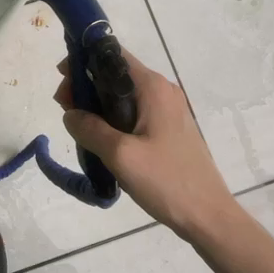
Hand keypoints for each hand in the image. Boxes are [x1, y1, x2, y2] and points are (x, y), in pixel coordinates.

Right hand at [54, 52, 238, 239]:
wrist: (209, 217)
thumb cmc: (167, 181)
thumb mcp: (121, 155)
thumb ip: (90, 129)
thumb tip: (70, 114)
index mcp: (152, 87)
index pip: (111, 55)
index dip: (83, 61)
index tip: (63, 83)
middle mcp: (162, 90)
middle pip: (115, 75)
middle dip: (87, 88)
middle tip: (66, 112)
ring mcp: (168, 110)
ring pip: (123, 96)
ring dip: (99, 106)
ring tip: (80, 130)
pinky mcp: (170, 129)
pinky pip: (135, 113)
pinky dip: (114, 120)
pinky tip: (103, 142)